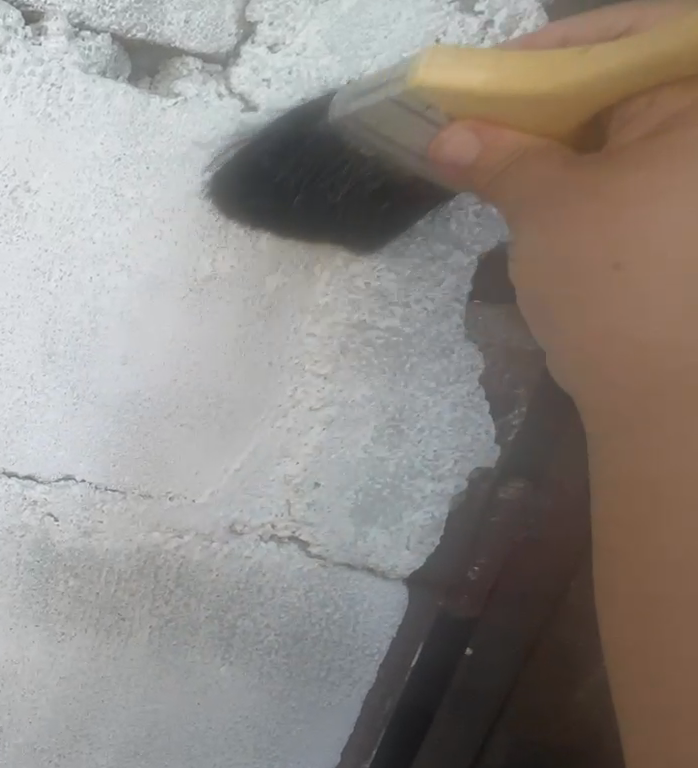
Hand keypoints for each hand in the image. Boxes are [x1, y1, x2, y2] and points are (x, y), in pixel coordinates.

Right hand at [427, 1, 697, 446]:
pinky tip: (536, 191)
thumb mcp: (550, 205)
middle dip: (550, 95)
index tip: (478, 76)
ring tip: (493, 158)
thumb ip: (500, 157)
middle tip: (475, 118)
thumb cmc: (624, 274)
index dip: (554, 49)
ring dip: (561, 137)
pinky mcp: (696, 213)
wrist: (675, 381)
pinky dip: (585, 170)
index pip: (641, 33)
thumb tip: (447, 133)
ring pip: (635, 125)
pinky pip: (643, 166)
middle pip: (638, 76)